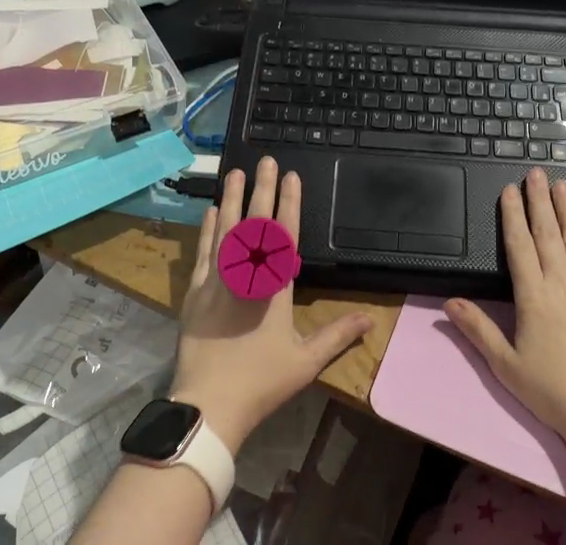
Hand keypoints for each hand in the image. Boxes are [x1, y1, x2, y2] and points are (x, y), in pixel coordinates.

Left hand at [171, 156, 371, 451]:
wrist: (208, 404)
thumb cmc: (261, 381)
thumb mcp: (305, 361)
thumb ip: (337, 335)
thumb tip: (370, 319)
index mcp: (274, 288)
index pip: (284, 235)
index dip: (289, 204)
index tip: (291, 177)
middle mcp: (245, 275)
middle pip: (254, 224)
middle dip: (261, 190)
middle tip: (265, 161)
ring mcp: (216, 281)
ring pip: (224, 230)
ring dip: (231, 199)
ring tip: (235, 173)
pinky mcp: (194, 293)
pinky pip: (202, 253)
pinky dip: (207, 230)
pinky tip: (210, 212)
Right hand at [445, 168, 565, 443]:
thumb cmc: (550, 390)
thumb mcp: (505, 364)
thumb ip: (477, 329)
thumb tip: (449, 302)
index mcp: (533, 296)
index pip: (520, 246)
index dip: (513, 215)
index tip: (509, 190)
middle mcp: (562, 284)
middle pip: (548, 234)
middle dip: (539, 201)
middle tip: (535, 173)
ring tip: (561, 184)